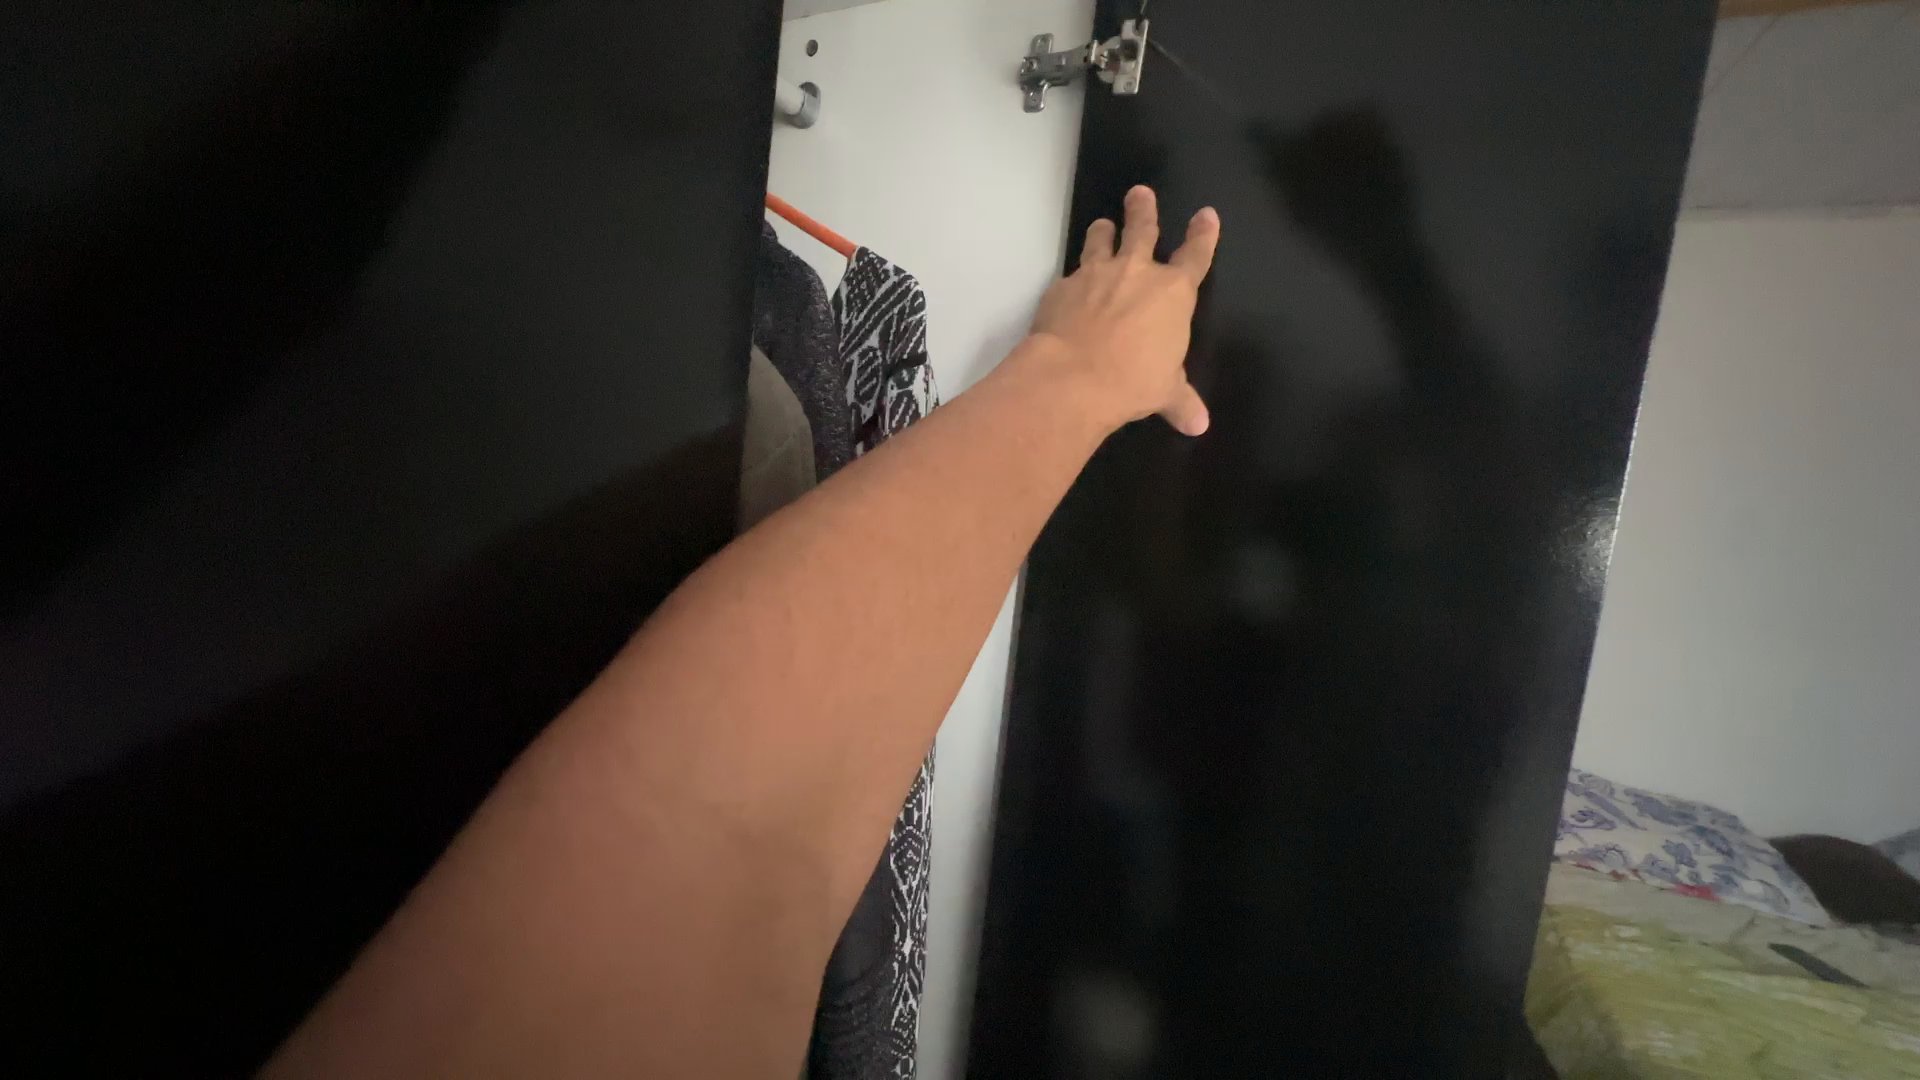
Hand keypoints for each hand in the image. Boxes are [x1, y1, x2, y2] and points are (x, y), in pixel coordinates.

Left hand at [1029, 185, 1219, 436]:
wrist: (1073, 377)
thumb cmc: (1132, 382)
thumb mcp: (1164, 393)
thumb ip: (1181, 402)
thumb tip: (1198, 425)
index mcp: (1172, 293)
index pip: (1195, 256)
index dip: (1203, 235)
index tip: (1206, 215)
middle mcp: (1135, 273)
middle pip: (1143, 229)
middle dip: (1143, 210)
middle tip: (1139, 192)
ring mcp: (1095, 276)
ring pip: (1101, 241)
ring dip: (1103, 231)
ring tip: (1101, 224)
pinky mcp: (1060, 289)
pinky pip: (1068, 276)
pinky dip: (1071, 279)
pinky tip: (1067, 286)